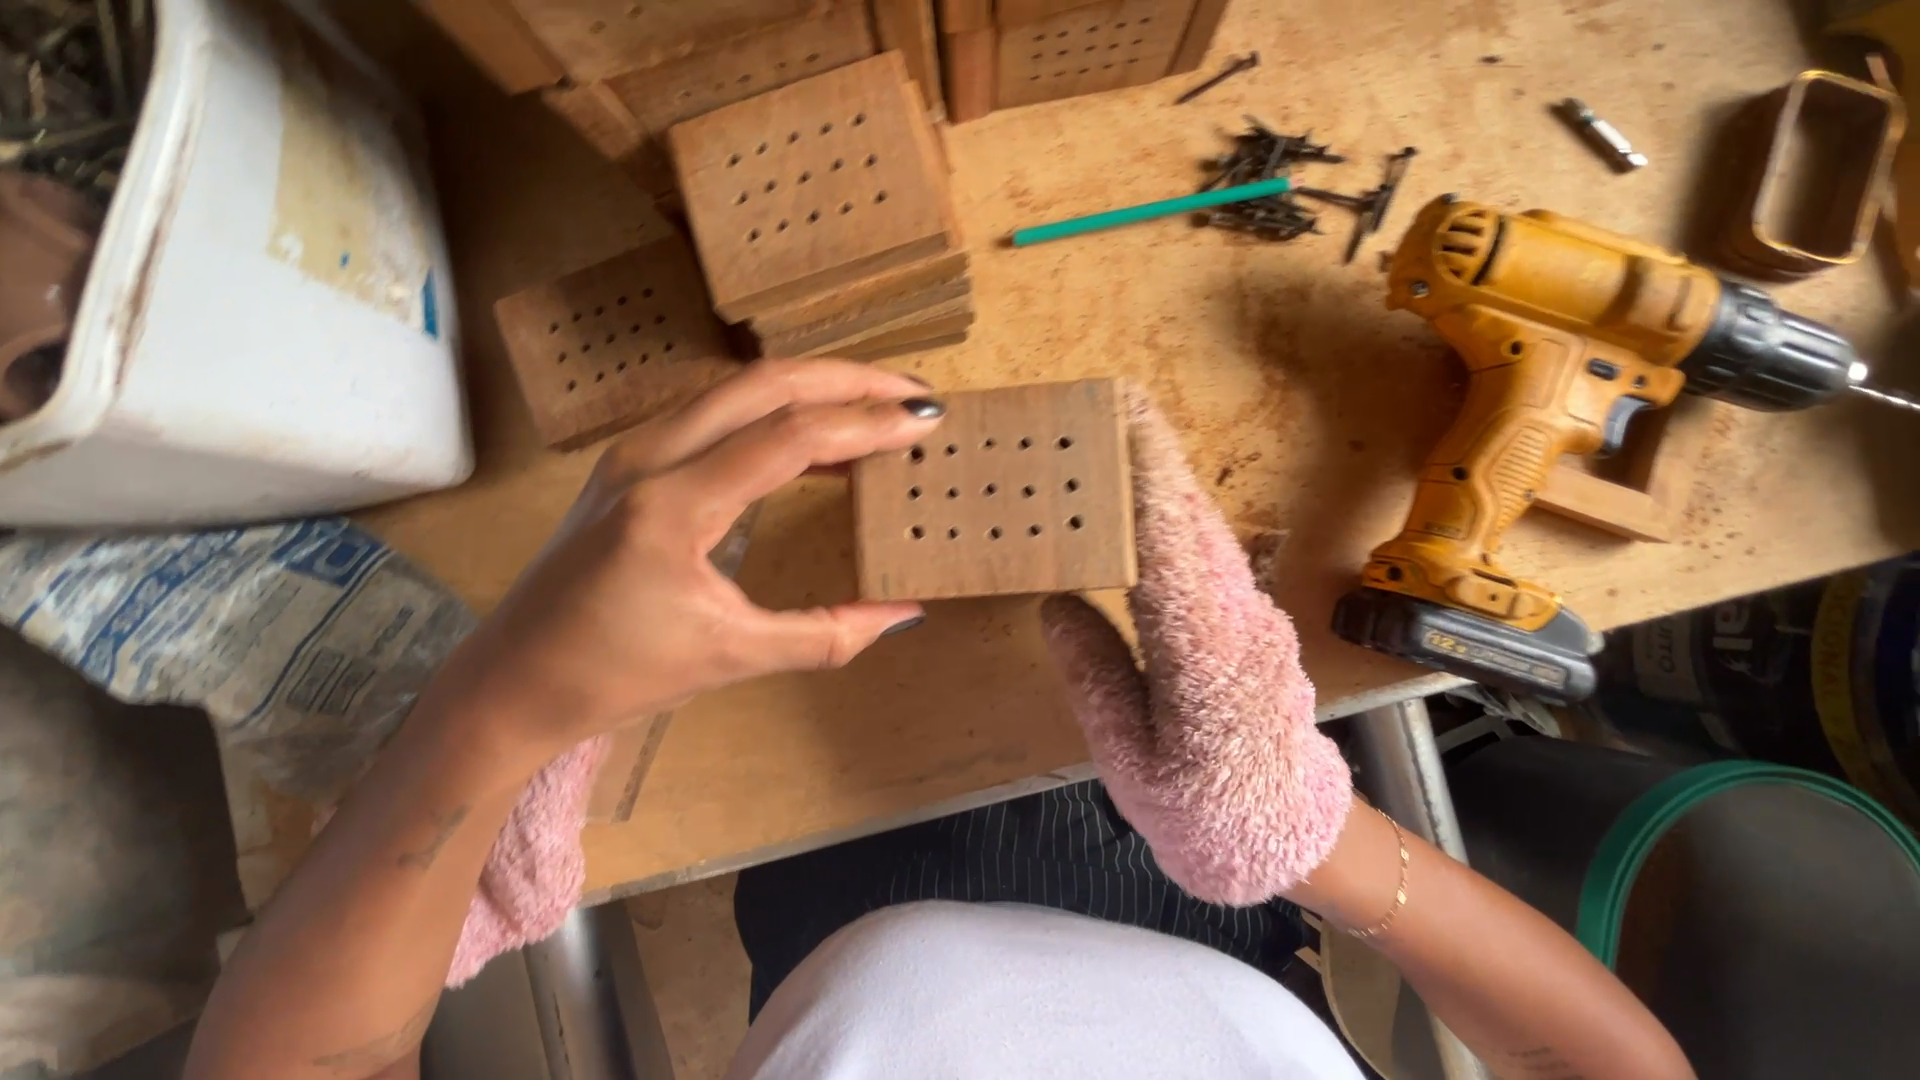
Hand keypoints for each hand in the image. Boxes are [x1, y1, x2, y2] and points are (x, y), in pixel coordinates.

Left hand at [433, 359, 943, 767]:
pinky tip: (812, 438)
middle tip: (911, 393)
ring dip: (810, 388)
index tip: (924, 421)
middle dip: (846, 380)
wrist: (511, 681)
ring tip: (874, 405)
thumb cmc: (615, 676)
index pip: (788, 437)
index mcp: (672, 506)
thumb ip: (828, 635)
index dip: (865, 424)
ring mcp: (631, 451)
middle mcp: (648, 458)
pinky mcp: (628, 462)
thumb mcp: (732, 659)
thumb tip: (905, 614)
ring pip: (736, 389)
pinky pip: (714, 413)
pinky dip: (774, 411)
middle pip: (763, 384)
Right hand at [1039, 386, 1351, 905]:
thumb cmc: (1208, 815)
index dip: (1145, 478)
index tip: (1121, 419)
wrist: (1297, 842)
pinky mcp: (1254, 626)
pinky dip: (1178, 518)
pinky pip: (1210, 558)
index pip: (1171, 546)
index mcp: (1205, 656)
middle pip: (1194, 522)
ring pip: (1207, 534)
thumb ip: (1096, 676)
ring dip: (1168, 480)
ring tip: (1124, 439)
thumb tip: (1059, 602)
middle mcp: (1239, 623)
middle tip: (1112, 406)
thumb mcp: (1130, 760)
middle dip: (1157, 458)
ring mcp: (1255, 620)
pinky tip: (1149, 506)